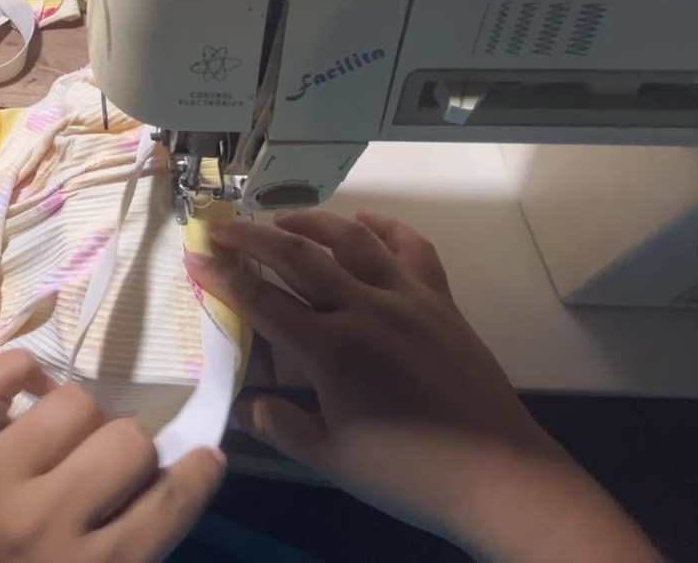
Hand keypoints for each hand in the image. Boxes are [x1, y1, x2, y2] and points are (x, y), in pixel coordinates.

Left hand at [0, 349, 225, 562]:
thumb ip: (138, 534)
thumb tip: (181, 465)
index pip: (165, 506)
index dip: (196, 475)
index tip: (205, 455)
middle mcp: (45, 523)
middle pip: (126, 443)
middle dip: (133, 447)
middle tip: (116, 461)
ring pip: (75, 403)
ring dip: (86, 415)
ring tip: (75, 435)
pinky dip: (20, 368)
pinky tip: (37, 387)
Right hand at [186, 211, 657, 562]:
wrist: (502, 476)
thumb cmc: (411, 473)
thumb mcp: (335, 460)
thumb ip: (282, 426)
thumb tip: (245, 404)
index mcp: (332, 351)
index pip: (262, 301)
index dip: (223, 277)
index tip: (195, 256)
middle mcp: (364, 310)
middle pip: (297, 255)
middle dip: (252, 236)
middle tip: (223, 225)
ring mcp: (406, 297)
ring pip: (350, 239)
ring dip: (310, 222)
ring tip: (282, 221)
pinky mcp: (440, 298)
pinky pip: (411, 246)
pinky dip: (384, 226)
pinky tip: (362, 222)